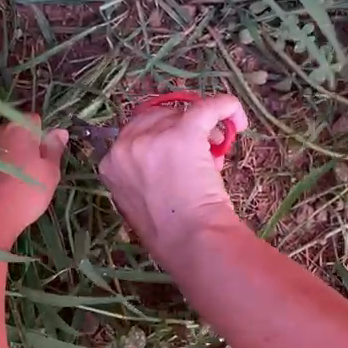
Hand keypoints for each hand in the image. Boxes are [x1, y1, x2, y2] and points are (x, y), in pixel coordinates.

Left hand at [0, 117, 67, 250]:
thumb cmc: (24, 195)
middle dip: (18, 147)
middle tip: (27, 174)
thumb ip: (54, 150)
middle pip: (11, 133)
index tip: (42, 158)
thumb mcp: (49, 175)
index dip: (40, 138)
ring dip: (0, 160)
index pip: (33, 121)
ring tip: (6, 186)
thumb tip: (60, 131)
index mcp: (18, 129)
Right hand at [98, 94, 248, 258]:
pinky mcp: (183, 131)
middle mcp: (125, 146)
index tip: (175, 154)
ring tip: (217, 150)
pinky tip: (238, 118)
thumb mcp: (136, 204)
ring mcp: (153, 137)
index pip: (133, 135)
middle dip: (178, 131)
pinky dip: (225, 108)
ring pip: (181, 115)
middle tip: (201, 150)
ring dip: (201, 129)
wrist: (188, 240)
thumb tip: (167, 161)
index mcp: (110, 164)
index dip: (158, 141)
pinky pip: (207, 107)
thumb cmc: (166, 234)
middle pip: (156, 119)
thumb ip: (142, 177)